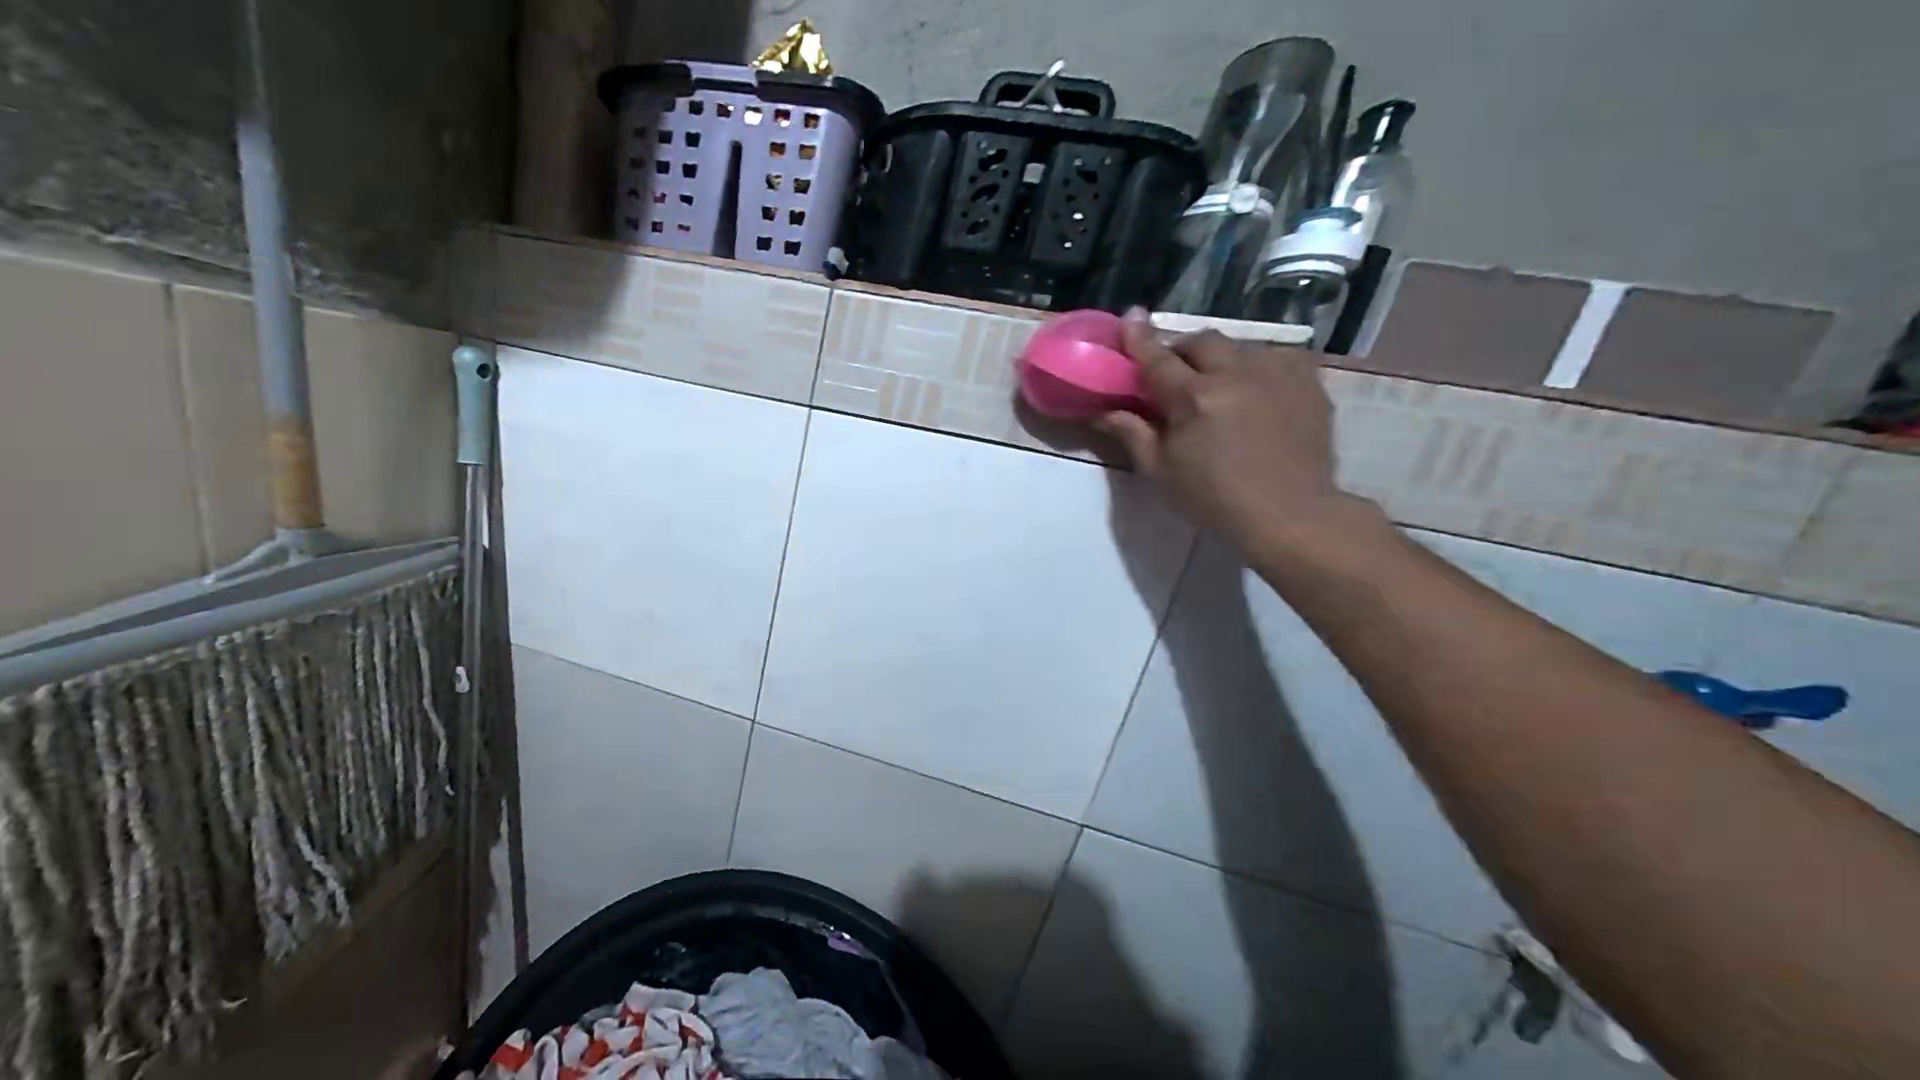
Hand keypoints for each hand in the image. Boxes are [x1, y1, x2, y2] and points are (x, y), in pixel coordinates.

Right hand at [1097, 313, 1383, 561]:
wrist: (1290, 515)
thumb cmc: (1215, 500)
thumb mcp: (1162, 473)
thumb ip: (1133, 434)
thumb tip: (1104, 412)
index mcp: (1195, 397)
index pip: (1158, 358)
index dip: (1140, 338)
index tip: (1130, 318)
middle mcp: (1236, 373)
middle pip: (1202, 341)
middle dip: (1184, 351)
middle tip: (1177, 374)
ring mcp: (1277, 373)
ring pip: (1241, 347)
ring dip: (1223, 359)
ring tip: (1222, 385)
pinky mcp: (1308, 381)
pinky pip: (1278, 356)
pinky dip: (1260, 366)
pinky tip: (1259, 389)